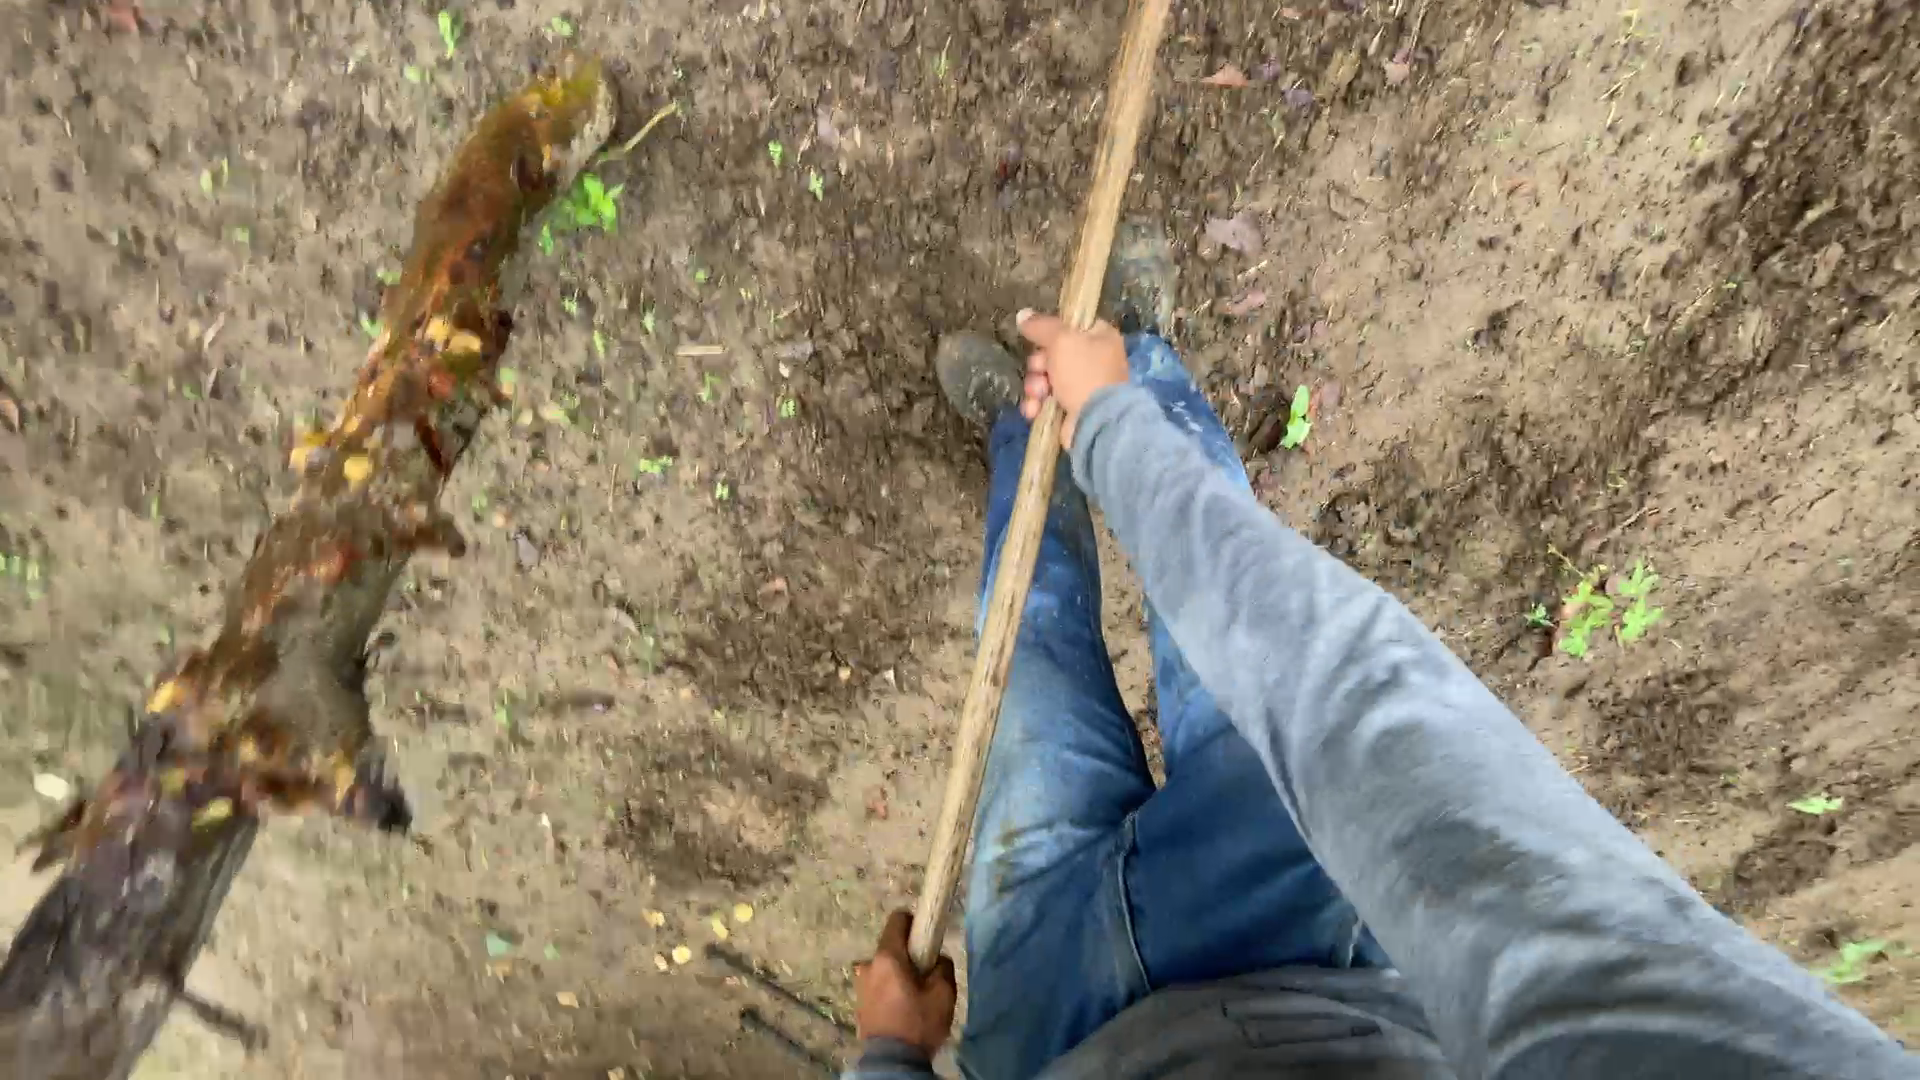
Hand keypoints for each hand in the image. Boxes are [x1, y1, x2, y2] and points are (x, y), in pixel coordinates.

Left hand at [854, 911, 957, 1057]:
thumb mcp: (943, 993)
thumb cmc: (917, 1024)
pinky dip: (888, 989)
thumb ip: (943, 966)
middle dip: (907, 953)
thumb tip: (936, 959)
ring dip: (896, 973)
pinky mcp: (859, 1004)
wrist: (892, 1065)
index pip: (898, 919)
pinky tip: (901, 1007)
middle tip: (924, 972)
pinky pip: (877, 985)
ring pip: (883, 967)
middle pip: (890, 945)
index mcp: (887, 956)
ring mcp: (860, 984)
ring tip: (912, 994)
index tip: (926, 938)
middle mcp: (868, 964)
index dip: (914, 922)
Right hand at [1017, 309, 1128, 448]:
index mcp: (1100, 337)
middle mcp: (1093, 360)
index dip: (1050, 333)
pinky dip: (1037, 404)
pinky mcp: (1070, 408)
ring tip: (1039, 394)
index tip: (1039, 340)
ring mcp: (1082, 386)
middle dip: (1039, 365)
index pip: (1070, 326)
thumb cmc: (1083, 373)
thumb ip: (1041, 326)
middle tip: (1040, 371)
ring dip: (1035, 386)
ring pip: (1045, 378)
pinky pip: (1045, 400)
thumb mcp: (1062, 340)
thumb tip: (1022, 314)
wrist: (1096, 422)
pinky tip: (1035, 410)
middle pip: (1052, 353)